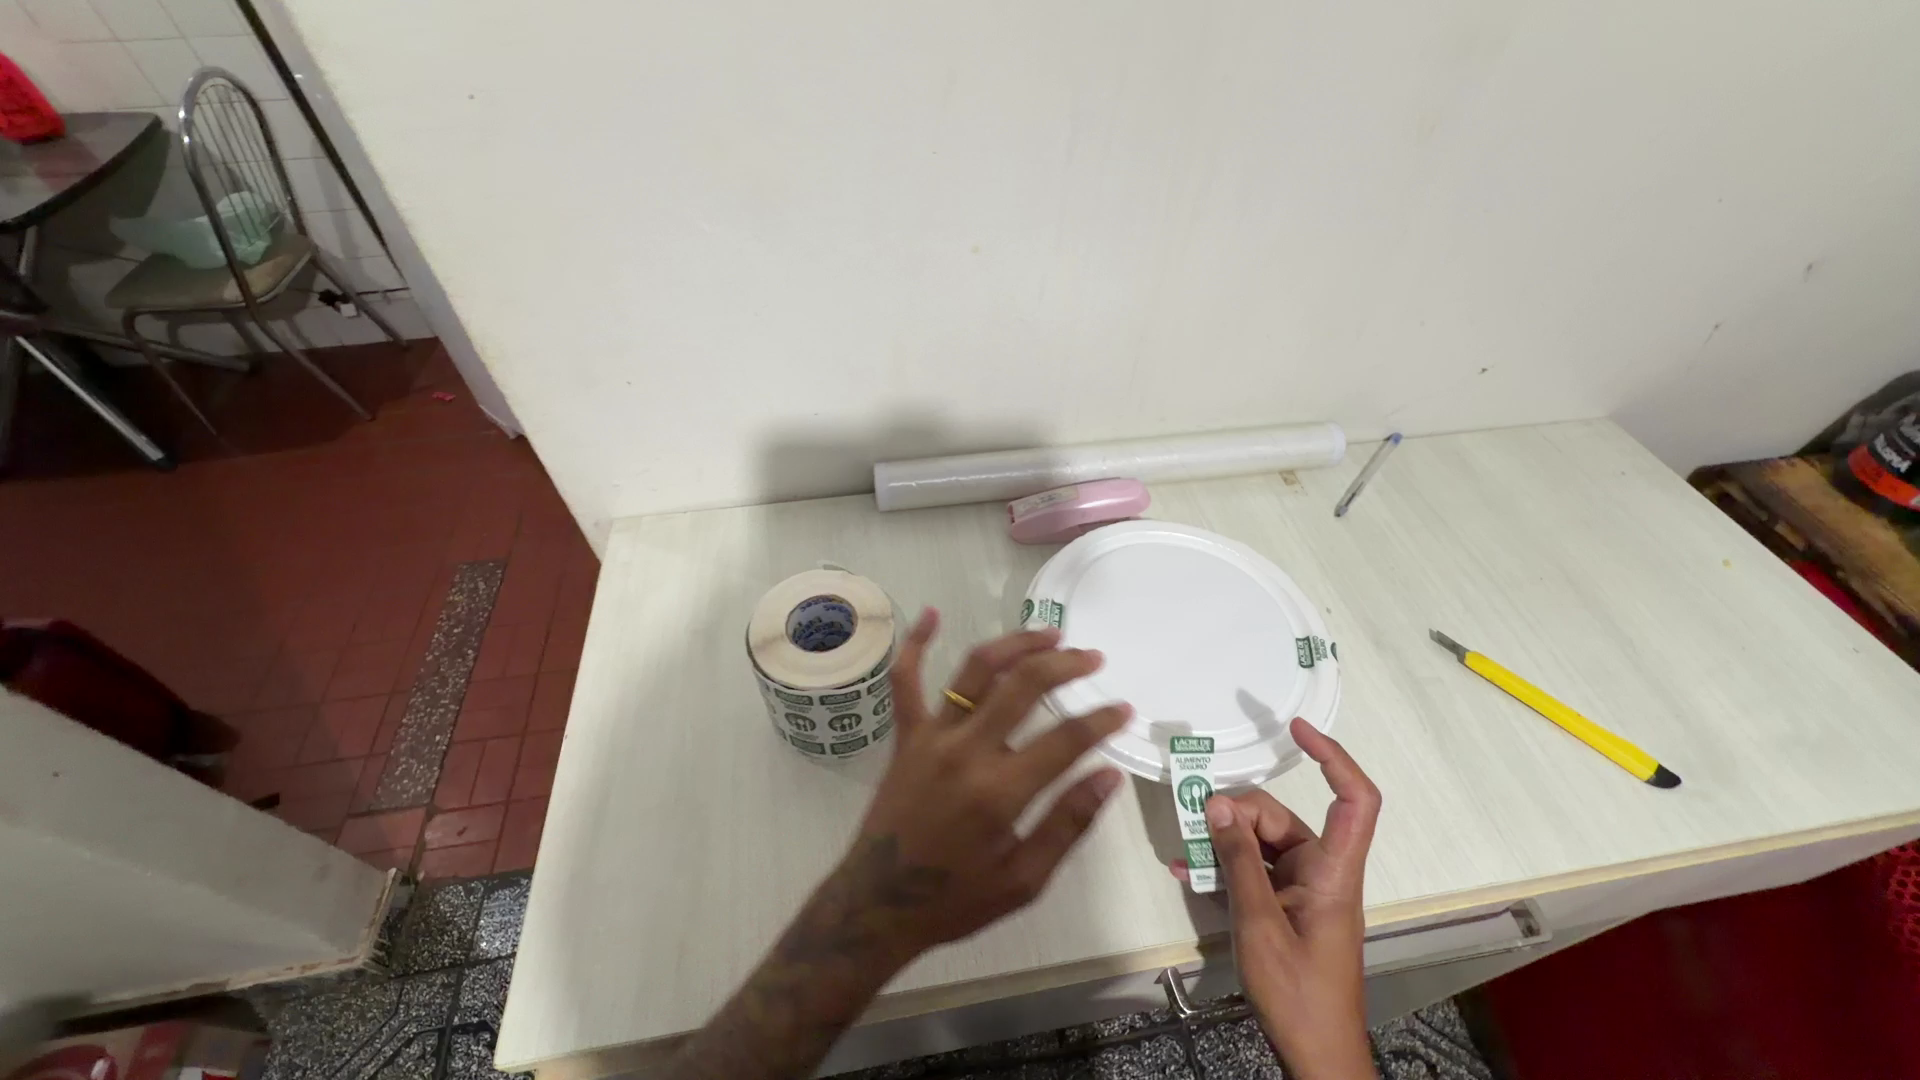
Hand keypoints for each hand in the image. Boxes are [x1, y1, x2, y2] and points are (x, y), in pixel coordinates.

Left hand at [840, 608, 1131, 961]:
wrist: (877, 904)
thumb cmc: (956, 898)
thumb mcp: (1024, 880)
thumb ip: (1068, 825)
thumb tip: (1110, 775)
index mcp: (1000, 792)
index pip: (1065, 740)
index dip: (1101, 720)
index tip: (1124, 708)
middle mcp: (966, 751)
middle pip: (1024, 686)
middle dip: (1065, 665)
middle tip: (1093, 657)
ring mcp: (931, 737)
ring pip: (975, 671)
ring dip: (1015, 644)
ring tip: (1048, 634)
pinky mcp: (904, 736)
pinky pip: (904, 681)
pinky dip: (914, 644)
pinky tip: (932, 614)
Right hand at [1169, 718, 1381, 1079]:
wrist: (1314, 1053)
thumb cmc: (1297, 991)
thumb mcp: (1259, 922)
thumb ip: (1238, 860)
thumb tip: (1219, 805)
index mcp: (1333, 871)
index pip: (1354, 800)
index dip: (1333, 758)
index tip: (1296, 731)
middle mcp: (1321, 871)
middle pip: (1282, 818)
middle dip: (1238, 813)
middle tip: (1197, 820)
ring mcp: (1302, 889)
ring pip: (1261, 843)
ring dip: (1222, 842)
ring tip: (1185, 850)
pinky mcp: (1285, 906)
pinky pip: (1253, 870)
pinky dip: (1223, 867)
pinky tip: (1188, 872)